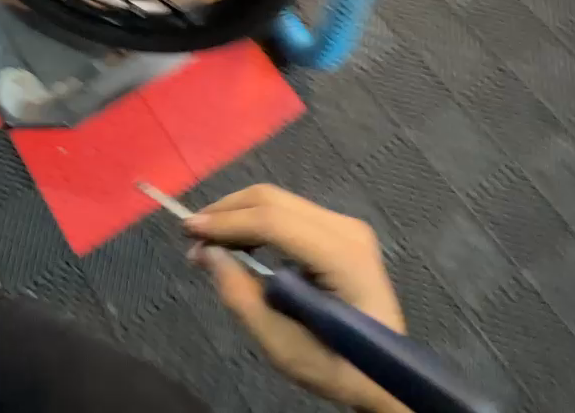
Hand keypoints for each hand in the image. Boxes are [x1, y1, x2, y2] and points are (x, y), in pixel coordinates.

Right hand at [184, 185, 407, 412]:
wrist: (386, 375)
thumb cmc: (338, 366)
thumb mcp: (285, 347)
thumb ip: (242, 297)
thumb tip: (208, 252)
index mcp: (342, 258)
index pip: (272, 221)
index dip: (226, 222)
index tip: (187, 230)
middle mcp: (346, 228)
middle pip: (270, 200)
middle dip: (225, 212)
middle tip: (191, 236)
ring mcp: (344, 224)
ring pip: (274, 200)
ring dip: (235, 214)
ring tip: (209, 241)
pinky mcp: (337, 228)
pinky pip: (283, 210)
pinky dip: (252, 219)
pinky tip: (237, 241)